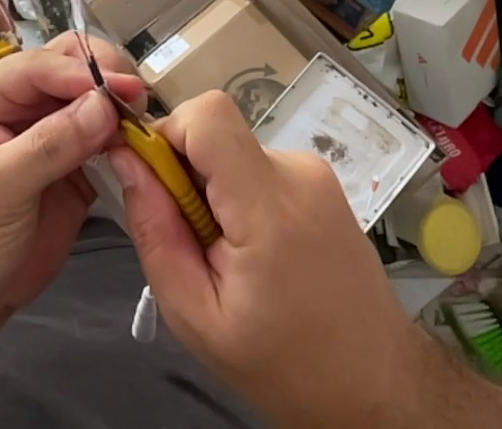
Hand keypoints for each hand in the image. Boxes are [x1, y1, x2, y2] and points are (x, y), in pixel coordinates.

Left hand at [0, 33, 144, 335]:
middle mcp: (25, 102)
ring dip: (122, 105)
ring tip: (145, 123)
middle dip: (107, 75)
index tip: (117, 91)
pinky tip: (144, 146)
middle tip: (138, 101)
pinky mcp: (81, 163)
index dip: (79, 72)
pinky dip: (129, 137)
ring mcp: (55, 131)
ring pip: (97, 97)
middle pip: (73, 66)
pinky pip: (111, 137)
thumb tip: (103, 105)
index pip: (41, 65)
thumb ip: (49, 145)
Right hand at [110, 91, 431, 425]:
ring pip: (231, 150)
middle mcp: (298, 172)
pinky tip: (251, 250)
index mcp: (269, 206)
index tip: (154, 180)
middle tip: (190, 238)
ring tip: (225, 254)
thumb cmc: (283, 363)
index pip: (208, 115)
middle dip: (184, 172)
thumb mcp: (194, 314)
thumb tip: (125, 158)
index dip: (167, 132)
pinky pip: (255, 165)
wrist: (376, 386)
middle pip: (215, 132)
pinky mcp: (321, 181)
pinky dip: (237, 195)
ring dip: (211, 189)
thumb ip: (155, 230)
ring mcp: (315, 173)